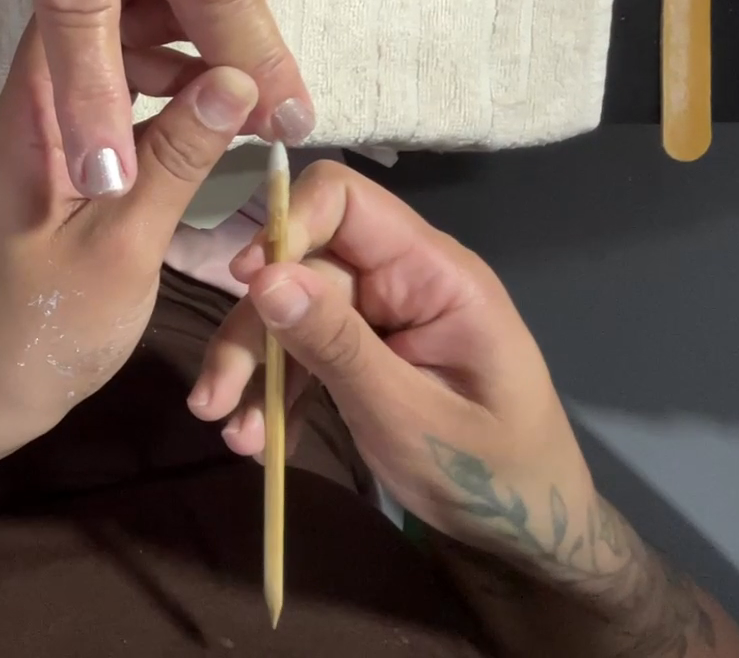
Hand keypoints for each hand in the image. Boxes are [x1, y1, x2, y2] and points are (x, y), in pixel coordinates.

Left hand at [0, 20, 257, 447]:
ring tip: (242, 86)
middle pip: (98, 35)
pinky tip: (212, 123)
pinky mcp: (69, 169)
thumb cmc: (54, 320)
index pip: (73, 11)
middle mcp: (33, 114)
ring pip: (112, 74)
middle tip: (248, 40)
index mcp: (29, 117)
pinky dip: (163, 110)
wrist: (2, 383)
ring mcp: (51, 142)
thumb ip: (178, 158)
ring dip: (174, 70)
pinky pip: (117, 116)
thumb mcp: (125, 241)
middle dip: (171, 28)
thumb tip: (238, 76)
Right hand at [188, 161, 596, 565]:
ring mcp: (371, 314)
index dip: (288, 224)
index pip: (345, 200)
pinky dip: (271, 391)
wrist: (526, 537)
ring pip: (283, 312)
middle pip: (296, 270)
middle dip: (251, 333)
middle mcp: (394, 279)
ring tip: (236, 437)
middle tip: (213, 399)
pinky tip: (258, 438)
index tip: (246, 280)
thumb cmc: (494, 477)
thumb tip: (260, 278)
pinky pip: (294, 348)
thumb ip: (336, 344)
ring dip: (251, 371)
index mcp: (431, 272)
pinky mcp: (351, 346)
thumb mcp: (410, 417)